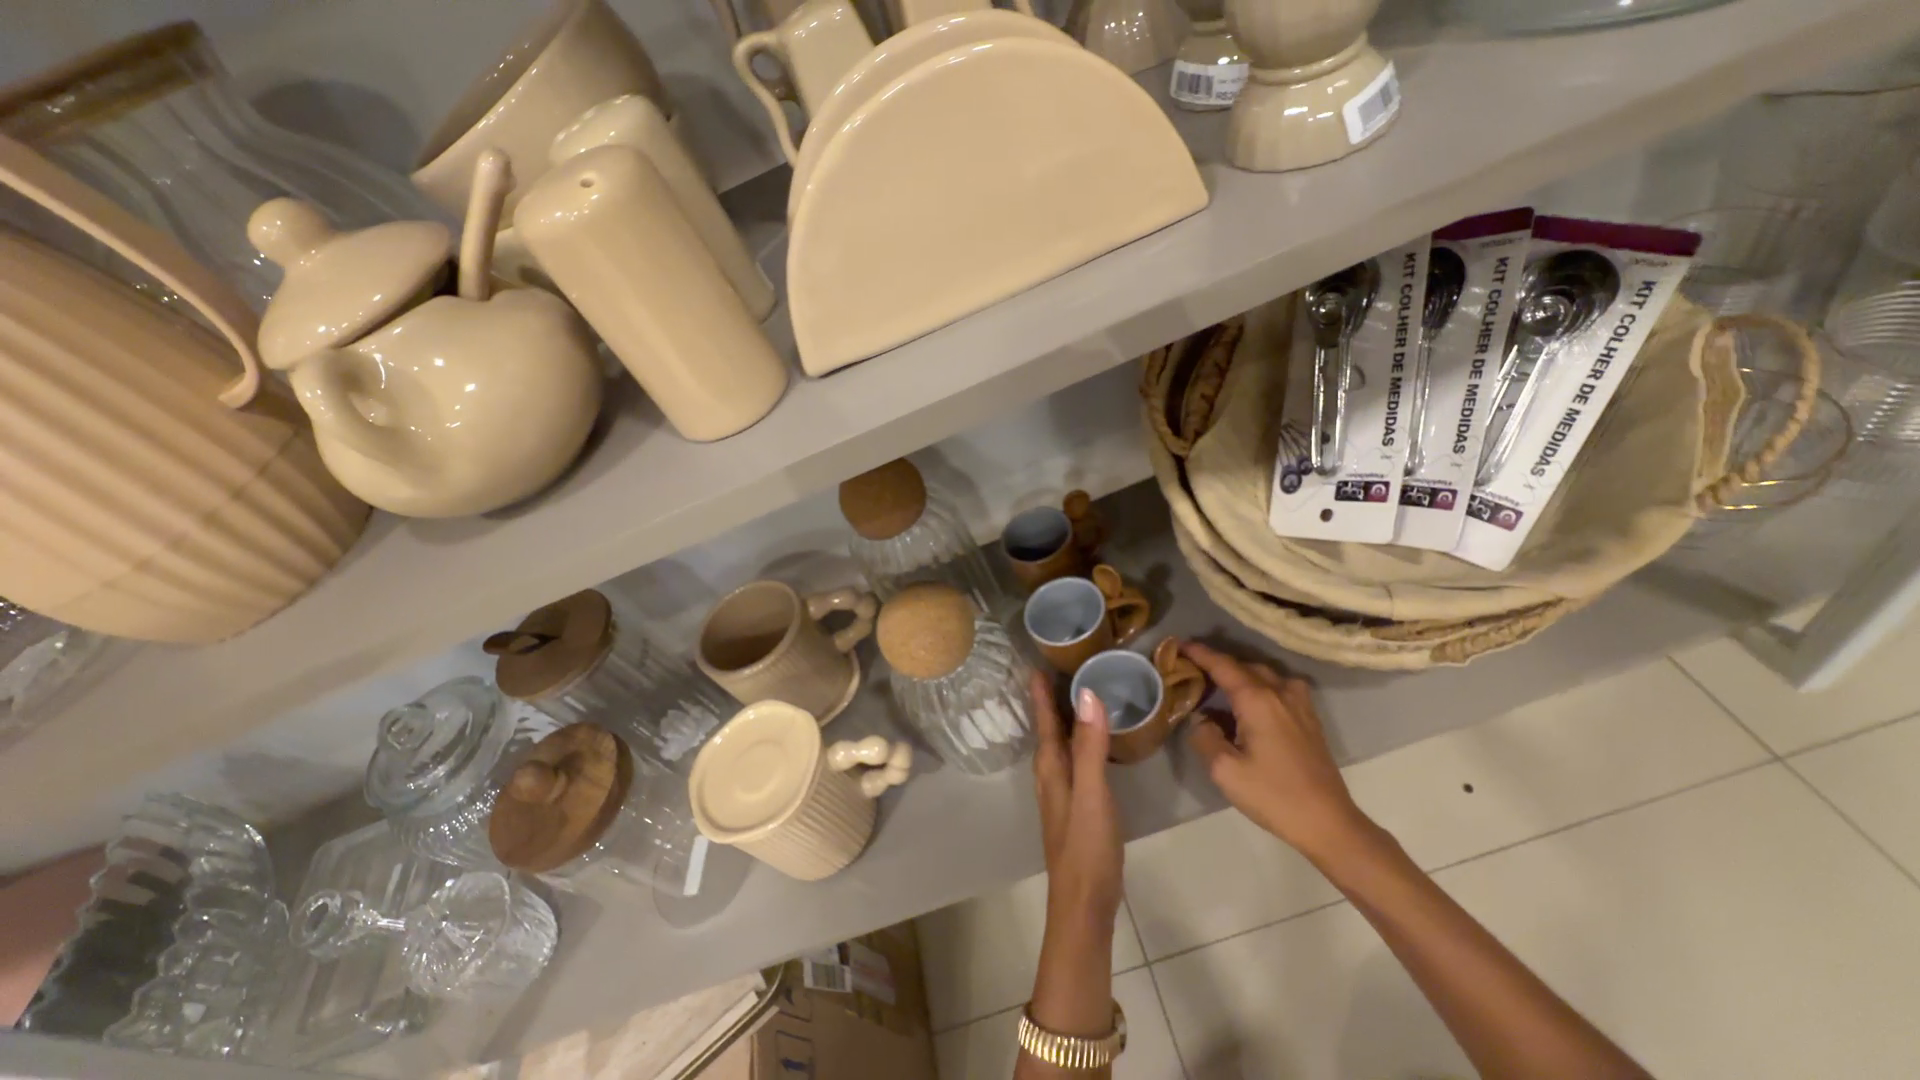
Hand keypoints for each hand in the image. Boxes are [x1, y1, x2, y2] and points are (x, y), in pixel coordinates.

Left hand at [1030, 670, 1122, 930]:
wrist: (1084, 904)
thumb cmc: (1086, 847)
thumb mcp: (1093, 793)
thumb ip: (1090, 746)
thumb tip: (1087, 693)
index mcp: (1052, 769)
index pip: (1046, 721)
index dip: (1041, 692)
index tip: (1039, 661)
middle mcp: (1052, 778)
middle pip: (1050, 731)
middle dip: (1052, 701)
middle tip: (1063, 667)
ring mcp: (1063, 795)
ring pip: (1061, 747)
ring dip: (1066, 722)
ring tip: (1079, 696)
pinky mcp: (1077, 809)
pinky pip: (1075, 763)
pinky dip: (1081, 745)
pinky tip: (1094, 746)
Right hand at [1181, 642, 1375, 863]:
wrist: (1326, 820)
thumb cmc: (1273, 795)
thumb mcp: (1225, 770)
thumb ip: (1205, 737)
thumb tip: (1201, 720)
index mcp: (1258, 700)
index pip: (1223, 666)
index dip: (1199, 653)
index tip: (1179, 645)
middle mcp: (1281, 693)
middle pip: (1244, 666)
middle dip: (1218, 663)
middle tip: (1193, 669)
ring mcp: (1300, 704)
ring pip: (1265, 675)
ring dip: (1241, 674)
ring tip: (1219, 686)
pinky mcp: (1309, 719)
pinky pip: (1280, 689)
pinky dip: (1260, 686)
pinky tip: (1250, 704)